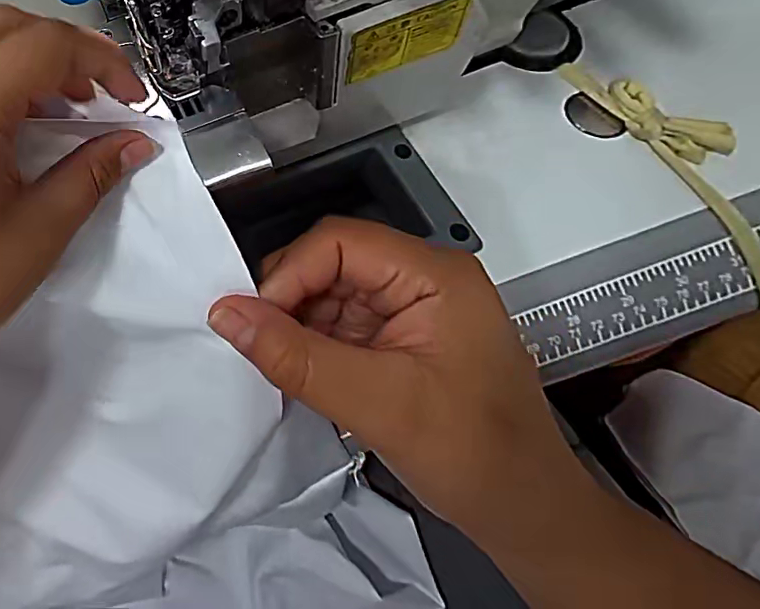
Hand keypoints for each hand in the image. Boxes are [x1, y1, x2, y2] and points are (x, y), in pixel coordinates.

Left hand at [0, 5, 155, 425]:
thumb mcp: (33, 234)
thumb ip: (89, 174)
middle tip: (100, 94)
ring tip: (61, 113)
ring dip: (26, 62)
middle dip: (64, 48)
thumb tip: (133, 142)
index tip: (134, 99)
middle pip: (7, 26)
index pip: (46, 44)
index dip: (102, 62)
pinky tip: (9, 134)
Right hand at [206, 216, 588, 539]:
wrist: (530, 517)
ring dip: (298, 325)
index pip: (338, 242)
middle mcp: (420, 277)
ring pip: (325, 289)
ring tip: (291, 369)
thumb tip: (229, 315)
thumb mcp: (381, 406)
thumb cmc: (483, 460)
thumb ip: (297, 357)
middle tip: (265, 346)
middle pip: (327, 261)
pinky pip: (334, 318)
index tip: (256, 320)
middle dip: (290, 301)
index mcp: (434, 274)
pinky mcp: (395, 330)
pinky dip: (311, 343)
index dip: (290, 275)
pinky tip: (309, 373)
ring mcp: (407, 303)